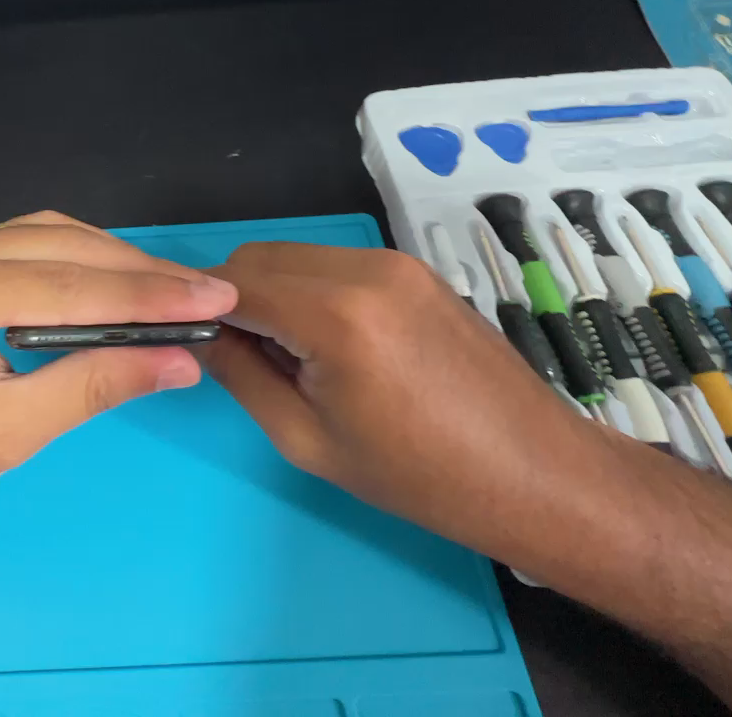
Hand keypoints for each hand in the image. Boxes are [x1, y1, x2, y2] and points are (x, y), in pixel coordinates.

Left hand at [0, 212, 237, 528]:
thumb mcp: (13, 431)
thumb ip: (96, 385)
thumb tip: (181, 361)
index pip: (61, 286)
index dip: (144, 295)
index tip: (212, 300)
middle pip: (57, 246)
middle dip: (137, 273)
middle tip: (206, 294)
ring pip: (47, 236)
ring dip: (113, 262)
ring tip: (175, 289)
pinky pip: (28, 246)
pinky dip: (80, 262)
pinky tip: (119, 282)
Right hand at [203, 243, 596, 540]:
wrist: (537, 474)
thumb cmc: (416, 475)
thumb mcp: (303, 437)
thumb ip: (237, 373)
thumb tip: (197, 334)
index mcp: (334, 314)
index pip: (230, 284)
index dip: (200, 310)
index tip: (195, 343)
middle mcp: (363, 268)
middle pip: (257, 257)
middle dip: (232, 297)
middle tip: (244, 354)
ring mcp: (393, 261)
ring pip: (292, 254)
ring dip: (270, 291)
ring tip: (291, 351)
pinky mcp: (411, 266)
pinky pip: (331, 262)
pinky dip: (307, 288)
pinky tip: (329, 339)